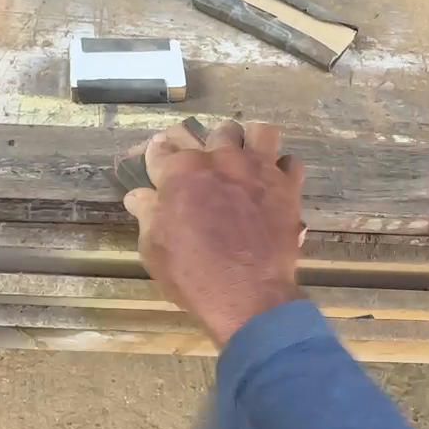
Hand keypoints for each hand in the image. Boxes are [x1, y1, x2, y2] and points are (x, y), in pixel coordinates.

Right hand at [123, 119, 306, 346]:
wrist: (247, 295)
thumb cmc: (192, 274)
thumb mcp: (154, 248)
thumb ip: (148, 214)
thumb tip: (138, 195)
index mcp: (181, 171)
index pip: (162, 149)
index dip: (157, 155)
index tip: (158, 162)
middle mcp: (220, 159)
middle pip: (213, 133)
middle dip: (206, 146)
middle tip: (204, 168)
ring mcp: (257, 169)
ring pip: (257, 132)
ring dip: (249, 143)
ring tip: (244, 161)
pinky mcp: (287, 187)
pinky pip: (290, 163)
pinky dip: (282, 170)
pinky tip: (273, 183)